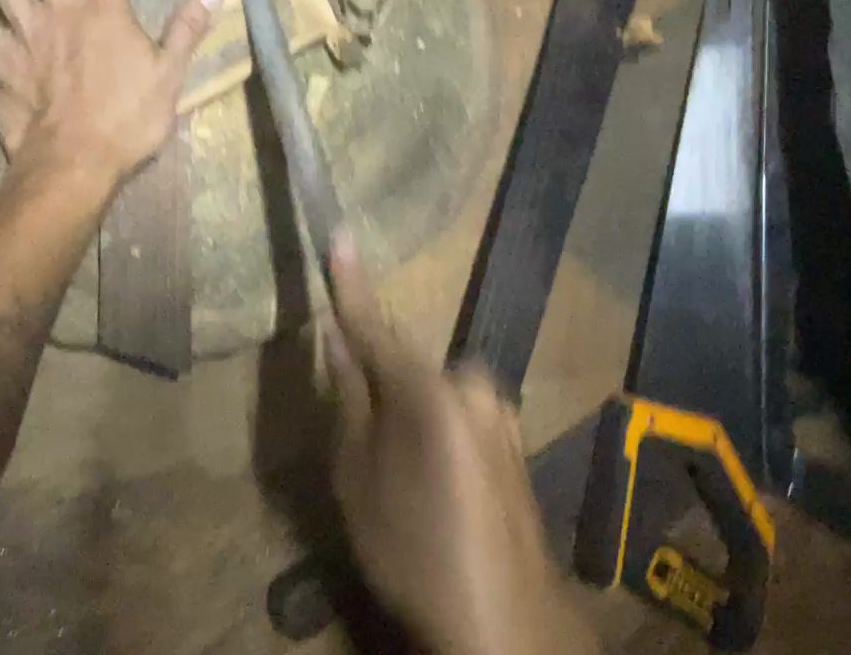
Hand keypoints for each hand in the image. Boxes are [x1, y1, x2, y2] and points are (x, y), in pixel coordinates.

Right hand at [323, 231, 596, 654]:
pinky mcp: (512, 440)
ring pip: (431, 390)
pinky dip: (431, 425)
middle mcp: (472, 386)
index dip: (350, 283)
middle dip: (375, 376)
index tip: (339, 235)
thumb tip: (337, 339)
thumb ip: (347, 397)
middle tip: (352, 422)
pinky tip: (426, 480)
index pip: (374, 325)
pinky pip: (456, 413)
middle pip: (405, 363)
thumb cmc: (413, 549)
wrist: (506, 627)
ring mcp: (499, 413)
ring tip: (390, 467)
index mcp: (429, 390)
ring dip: (405, 406)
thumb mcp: (356, 476)